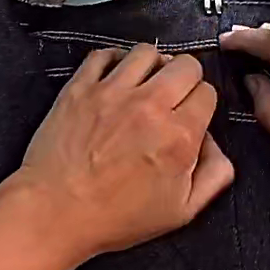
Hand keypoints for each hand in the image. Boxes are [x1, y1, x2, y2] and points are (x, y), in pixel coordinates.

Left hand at [5, 43, 233, 263]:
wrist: (54, 214)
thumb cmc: (115, 217)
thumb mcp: (181, 212)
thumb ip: (214, 175)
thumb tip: (215, 144)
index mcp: (178, 136)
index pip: (207, 92)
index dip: (203, 104)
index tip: (191, 115)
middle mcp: (149, 106)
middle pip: (185, 64)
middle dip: (186, 79)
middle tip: (173, 98)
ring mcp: (112, 92)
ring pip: (148, 52)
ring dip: (153, 65)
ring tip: (145, 84)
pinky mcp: (80, 88)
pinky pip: (104, 54)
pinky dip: (114, 60)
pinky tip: (116, 78)